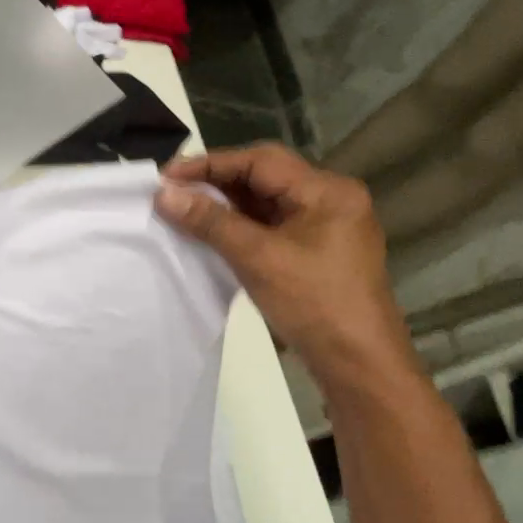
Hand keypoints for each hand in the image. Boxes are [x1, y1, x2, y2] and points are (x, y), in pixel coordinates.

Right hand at [154, 144, 419, 383]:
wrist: (358, 361)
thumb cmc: (314, 303)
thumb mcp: (256, 257)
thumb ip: (210, 221)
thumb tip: (164, 193)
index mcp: (327, 191)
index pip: (260, 161)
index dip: (210, 163)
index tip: (166, 176)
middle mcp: (330, 199)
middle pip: (263, 176)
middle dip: (215, 180)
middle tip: (170, 190)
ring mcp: (325, 225)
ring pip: (265, 200)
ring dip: (224, 202)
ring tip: (182, 208)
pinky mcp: (315, 248)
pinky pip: (270, 222)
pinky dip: (238, 223)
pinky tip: (209, 231)